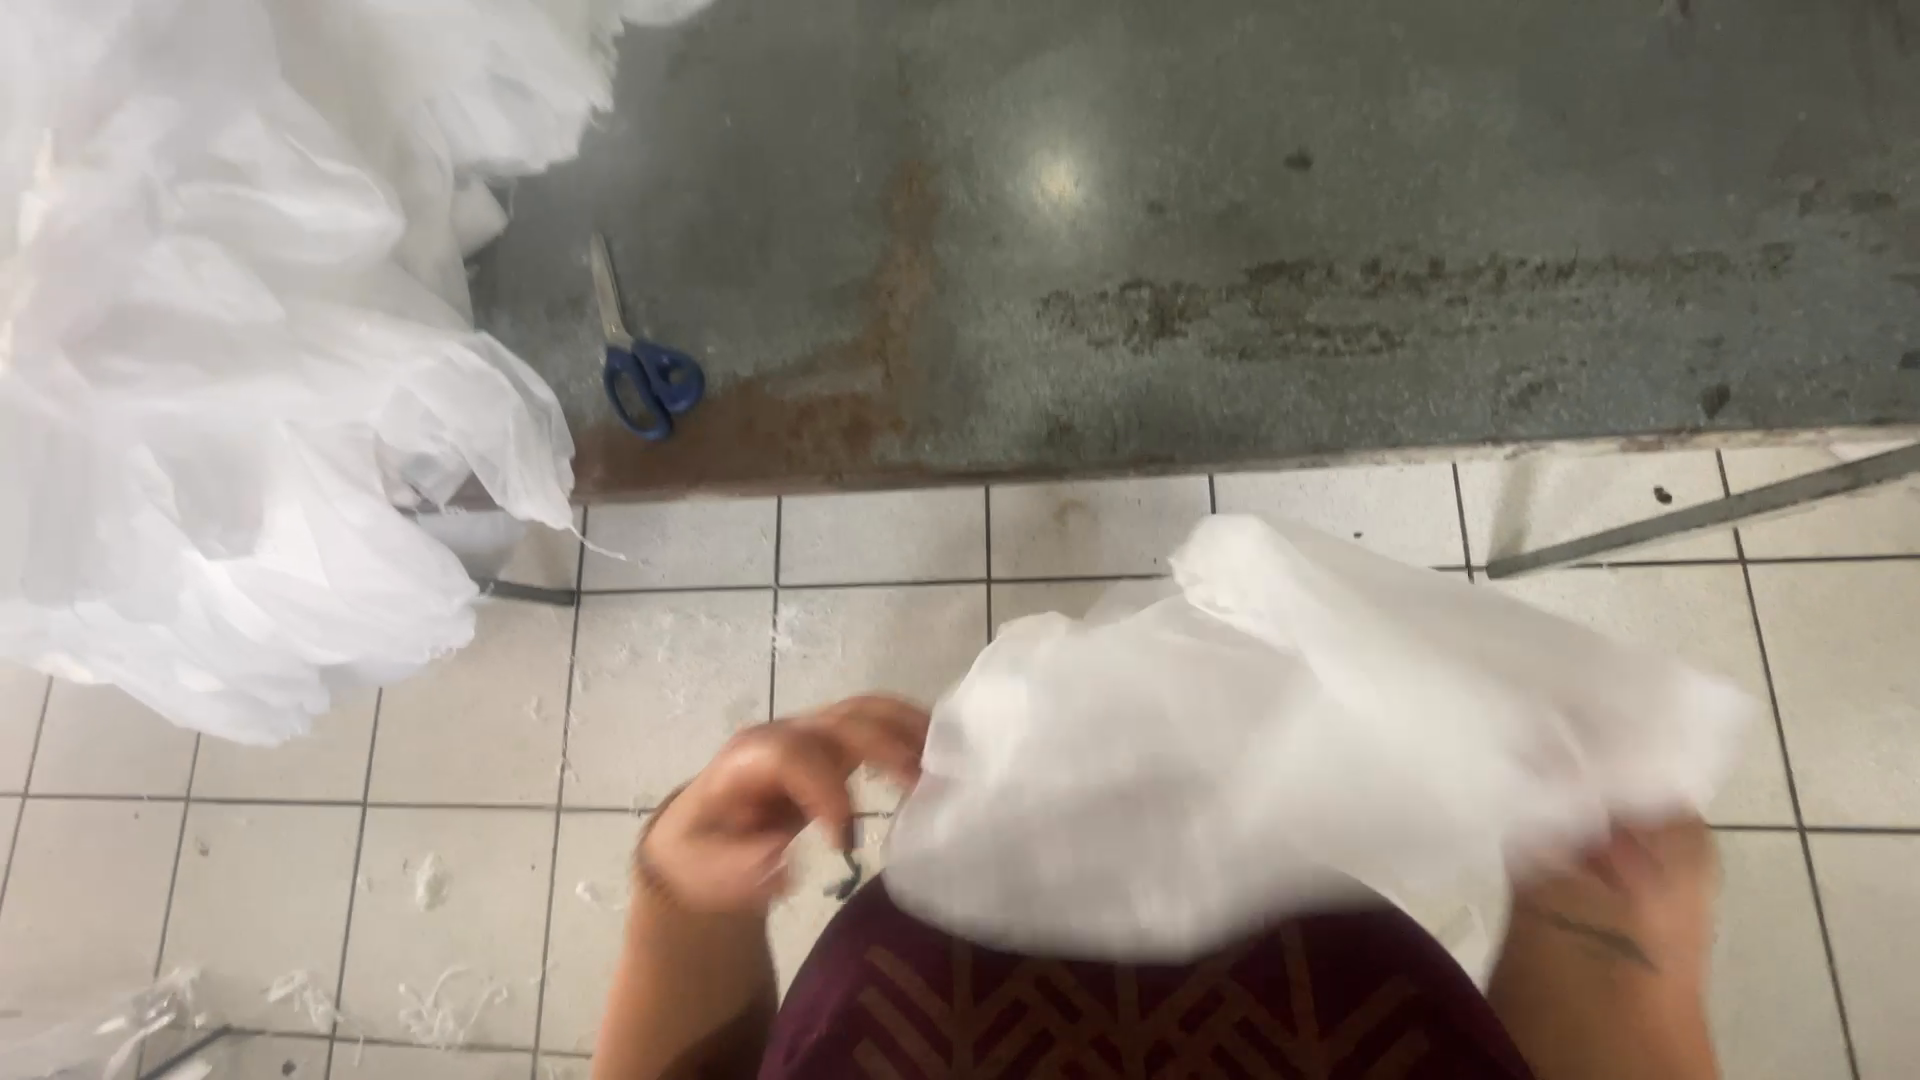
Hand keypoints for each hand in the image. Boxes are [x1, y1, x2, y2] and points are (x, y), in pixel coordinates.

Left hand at [638, 695, 929, 914]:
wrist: (705, 831)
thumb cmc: (704, 853)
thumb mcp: (706, 872)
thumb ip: (741, 871)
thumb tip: (786, 862)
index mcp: (747, 758)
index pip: (791, 755)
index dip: (824, 790)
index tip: (844, 843)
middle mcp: (785, 732)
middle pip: (839, 721)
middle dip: (883, 748)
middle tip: (920, 787)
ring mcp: (813, 731)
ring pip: (866, 709)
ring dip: (908, 729)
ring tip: (945, 760)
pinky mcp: (835, 740)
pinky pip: (877, 718)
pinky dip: (910, 727)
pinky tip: (938, 750)